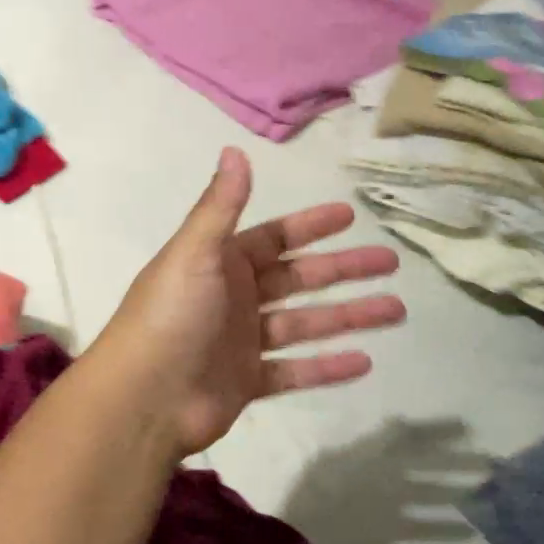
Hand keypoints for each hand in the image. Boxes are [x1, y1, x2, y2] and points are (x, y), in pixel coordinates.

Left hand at [90, 147, 405, 455]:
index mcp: (213, 263)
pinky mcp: (245, 381)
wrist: (146, 393)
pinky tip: (365, 361)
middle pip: (293, 278)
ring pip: (301, 323)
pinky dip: (326, 366)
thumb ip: (219, 206)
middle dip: (339, 269)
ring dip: (346, 316)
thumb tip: (234, 150)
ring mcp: (237, 341)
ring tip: (398, 309)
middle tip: (391, 261)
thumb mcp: (194, 253)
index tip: (349, 215)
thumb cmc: (170, 315)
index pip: (269, 238)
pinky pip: (294, 371)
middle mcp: (227, 297)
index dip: (306, 226)